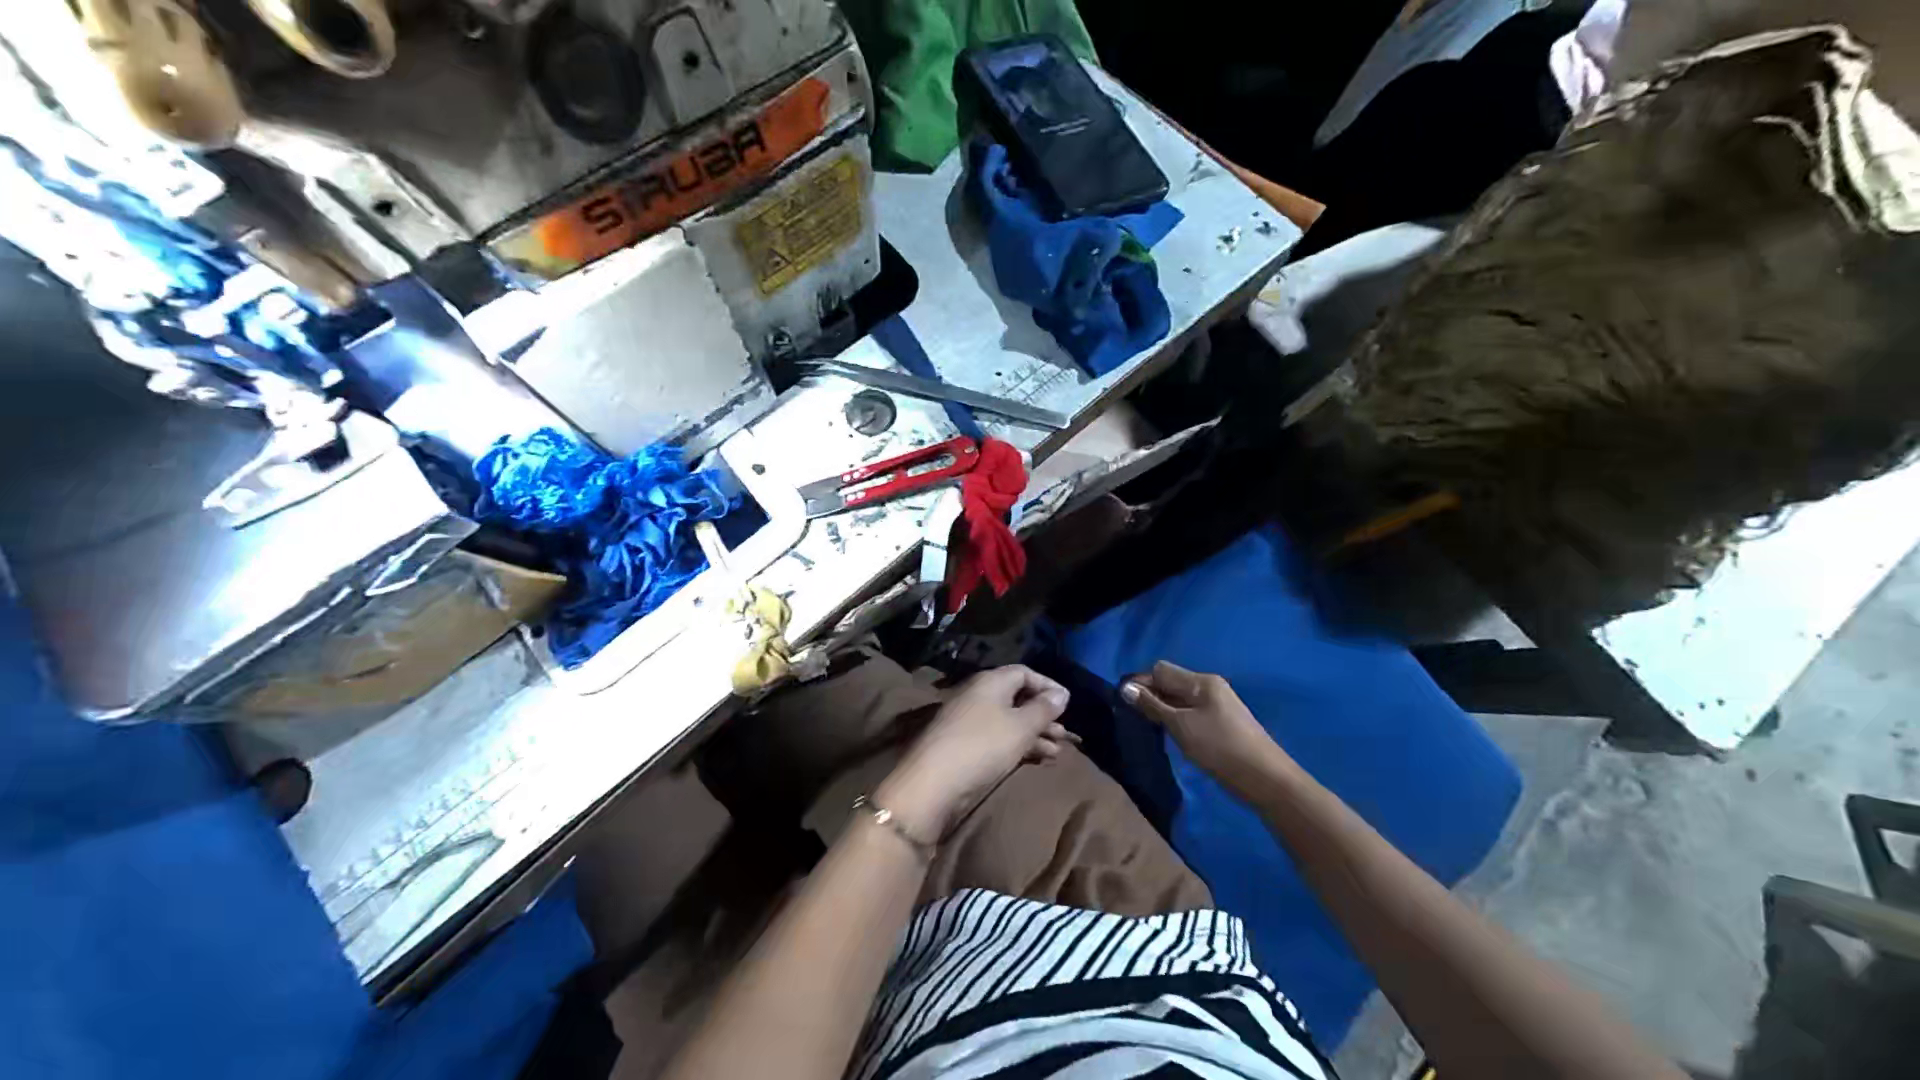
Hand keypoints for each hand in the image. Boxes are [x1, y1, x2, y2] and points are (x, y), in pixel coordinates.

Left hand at [875, 665, 1074, 840]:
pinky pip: (999, 738)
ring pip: (1009, 721)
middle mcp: (978, 695)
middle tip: (1064, 734)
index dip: (1048, 685)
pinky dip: (1019, 746)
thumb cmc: (983, 746)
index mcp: (990, 682)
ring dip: (1034, 734)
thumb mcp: (1020, 726)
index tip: (1068, 703)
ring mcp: (969, 721)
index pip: (1024, 673)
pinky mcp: (965, 746)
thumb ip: (1043, 709)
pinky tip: (1038, 760)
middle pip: (1017, 698)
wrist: (933, 784)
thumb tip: (1061, 693)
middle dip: (1043, 715)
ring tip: (1057, 752)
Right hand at [1122, 662, 1295, 798]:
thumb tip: (1125, 688)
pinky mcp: (1221, 723)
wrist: (1265, 779)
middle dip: (1151, 695)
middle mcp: (1209, 687)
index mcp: (1200, 681)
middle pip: (1171, 682)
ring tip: (1151, 728)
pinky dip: (1177, 719)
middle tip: (1137, 719)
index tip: (1124, 703)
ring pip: (1180, 699)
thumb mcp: (1180, 726)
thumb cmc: (1220, 748)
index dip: (1140, 683)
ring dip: (1163, 709)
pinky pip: (1190, 712)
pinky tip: (1172, 735)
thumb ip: (1152, 706)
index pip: (1160, 670)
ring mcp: (1217, 705)